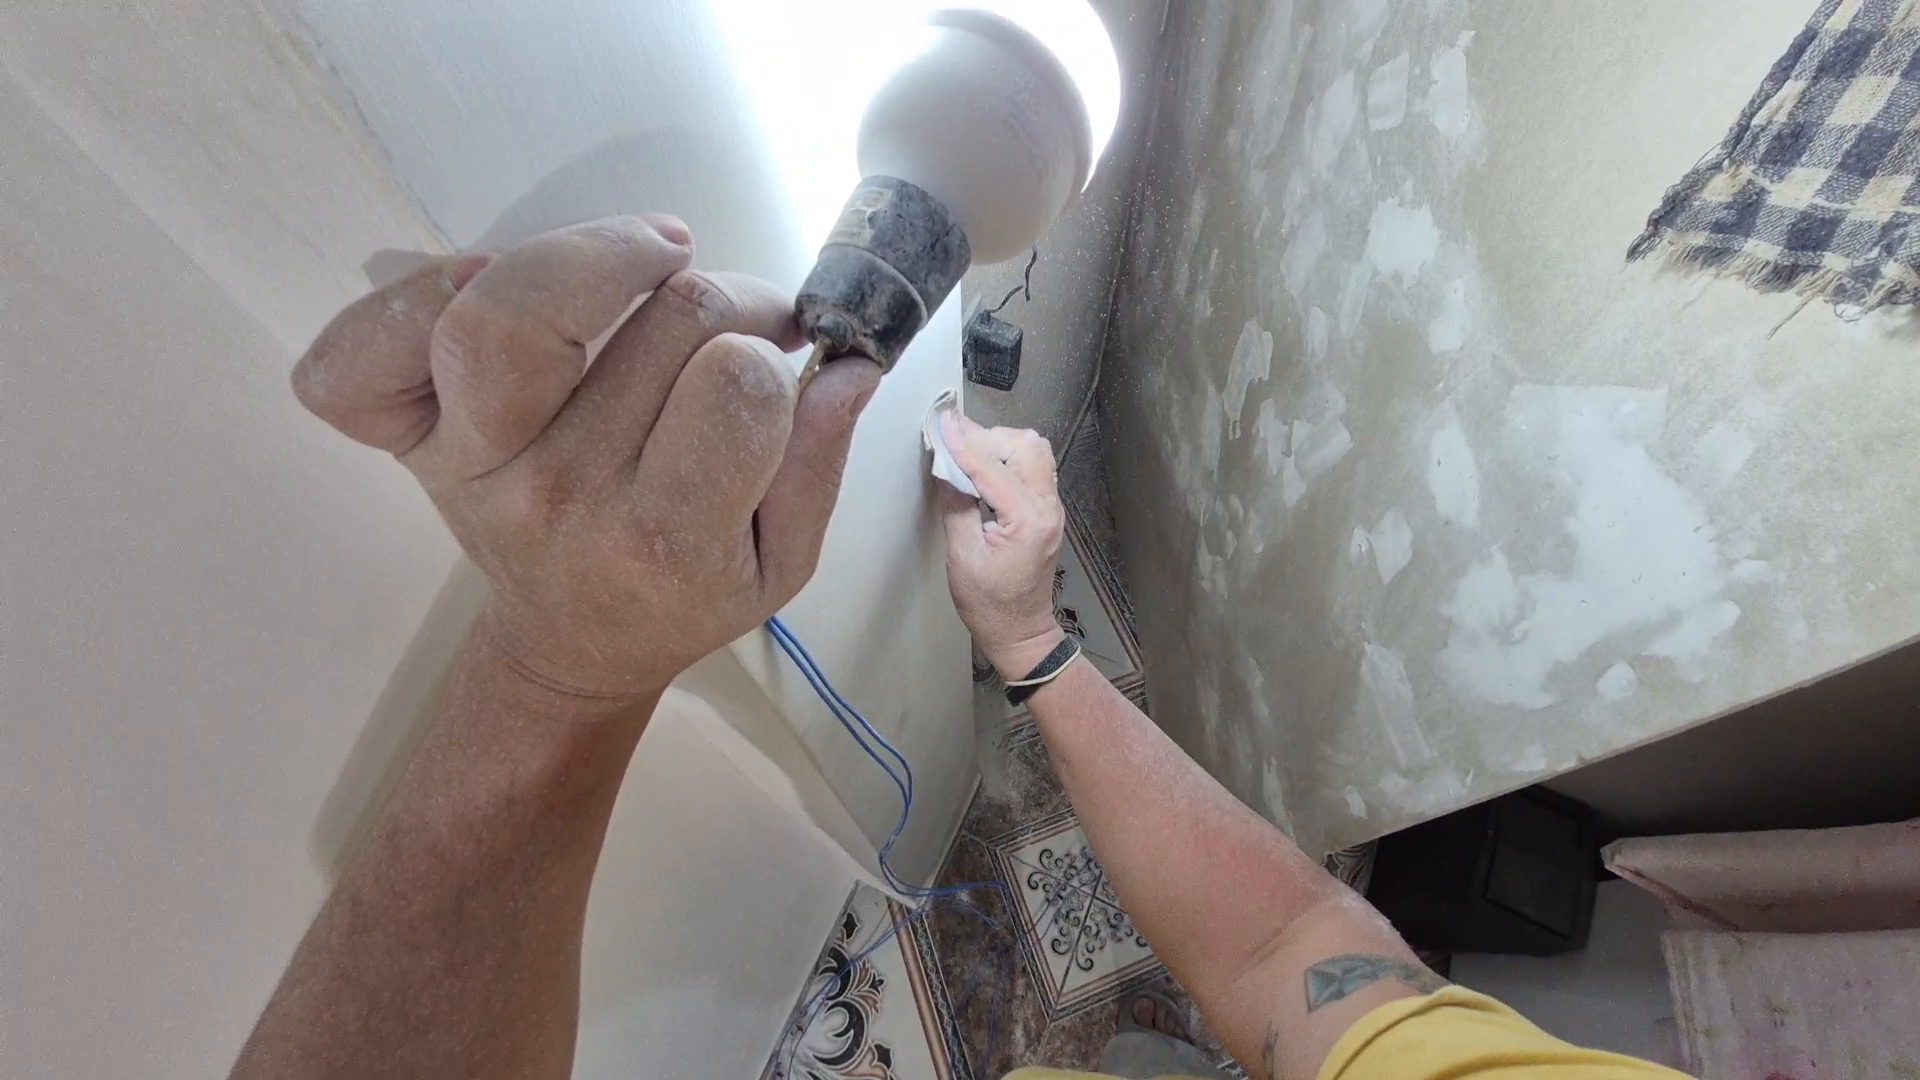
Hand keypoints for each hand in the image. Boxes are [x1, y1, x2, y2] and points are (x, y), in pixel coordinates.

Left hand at [293, 215, 881, 702]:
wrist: (576, 642)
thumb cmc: (689, 601)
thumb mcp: (784, 562)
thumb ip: (819, 466)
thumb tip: (851, 365)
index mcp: (669, 537)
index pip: (737, 387)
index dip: (776, 348)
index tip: (789, 352)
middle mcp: (565, 496)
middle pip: (662, 324)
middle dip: (733, 296)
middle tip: (752, 317)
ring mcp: (471, 465)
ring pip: (512, 307)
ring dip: (610, 253)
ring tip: (662, 255)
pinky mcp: (407, 442)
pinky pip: (363, 351)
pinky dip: (414, 291)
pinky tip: (496, 280)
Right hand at [937, 412, 1066, 677]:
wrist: (1021, 632)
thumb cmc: (990, 605)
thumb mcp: (963, 557)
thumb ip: (956, 506)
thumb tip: (946, 466)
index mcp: (1028, 520)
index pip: (992, 468)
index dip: (963, 442)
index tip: (943, 421)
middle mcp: (1048, 507)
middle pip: (1025, 445)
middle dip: (988, 439)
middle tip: (955, 445)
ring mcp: (1051, 508)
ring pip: (1033, 452)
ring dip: (1000, 446)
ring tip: (968, 457)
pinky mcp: (1047, 511)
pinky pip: (1033, 469)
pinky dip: (1007, 460)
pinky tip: (983, 472)